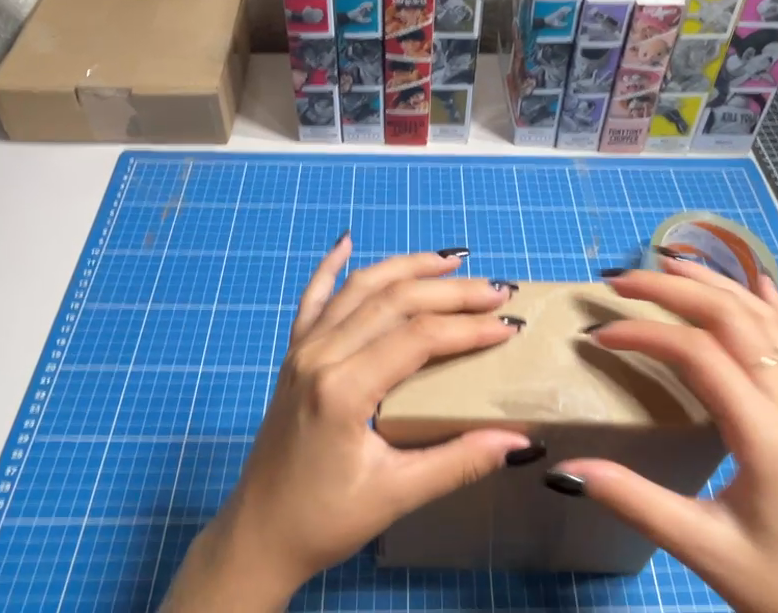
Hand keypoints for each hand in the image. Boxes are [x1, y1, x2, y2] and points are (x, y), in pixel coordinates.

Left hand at [161, 236, 528, 610]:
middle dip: (450, 291)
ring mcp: (302, 349)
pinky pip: (313, 298)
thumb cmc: (324, 520)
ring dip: (406, 268)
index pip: (418, 337)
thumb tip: (520, 441)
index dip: (468, 328)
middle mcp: (320, 354)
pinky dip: (330, 267)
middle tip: (496, 289)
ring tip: (450, 260)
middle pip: (394, 301)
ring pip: (360, 289)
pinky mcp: (292, 355)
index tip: (509, 326)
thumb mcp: (396, 495)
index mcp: (343, 387)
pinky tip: (346, 242)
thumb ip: (459, 462)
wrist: (257, 536)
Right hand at [553, 260, 777, 612]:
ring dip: (716, 285)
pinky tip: (757, 285)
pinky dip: (770, 305)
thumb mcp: (704, 549)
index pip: (697, 354)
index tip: (598, 336)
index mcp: (764, 433)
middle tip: (621, 281)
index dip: (644, 333)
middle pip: (731, 318)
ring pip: (764, 320)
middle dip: (673, 290)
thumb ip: (636, 501)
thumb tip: (568, 467)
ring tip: (670, 264)